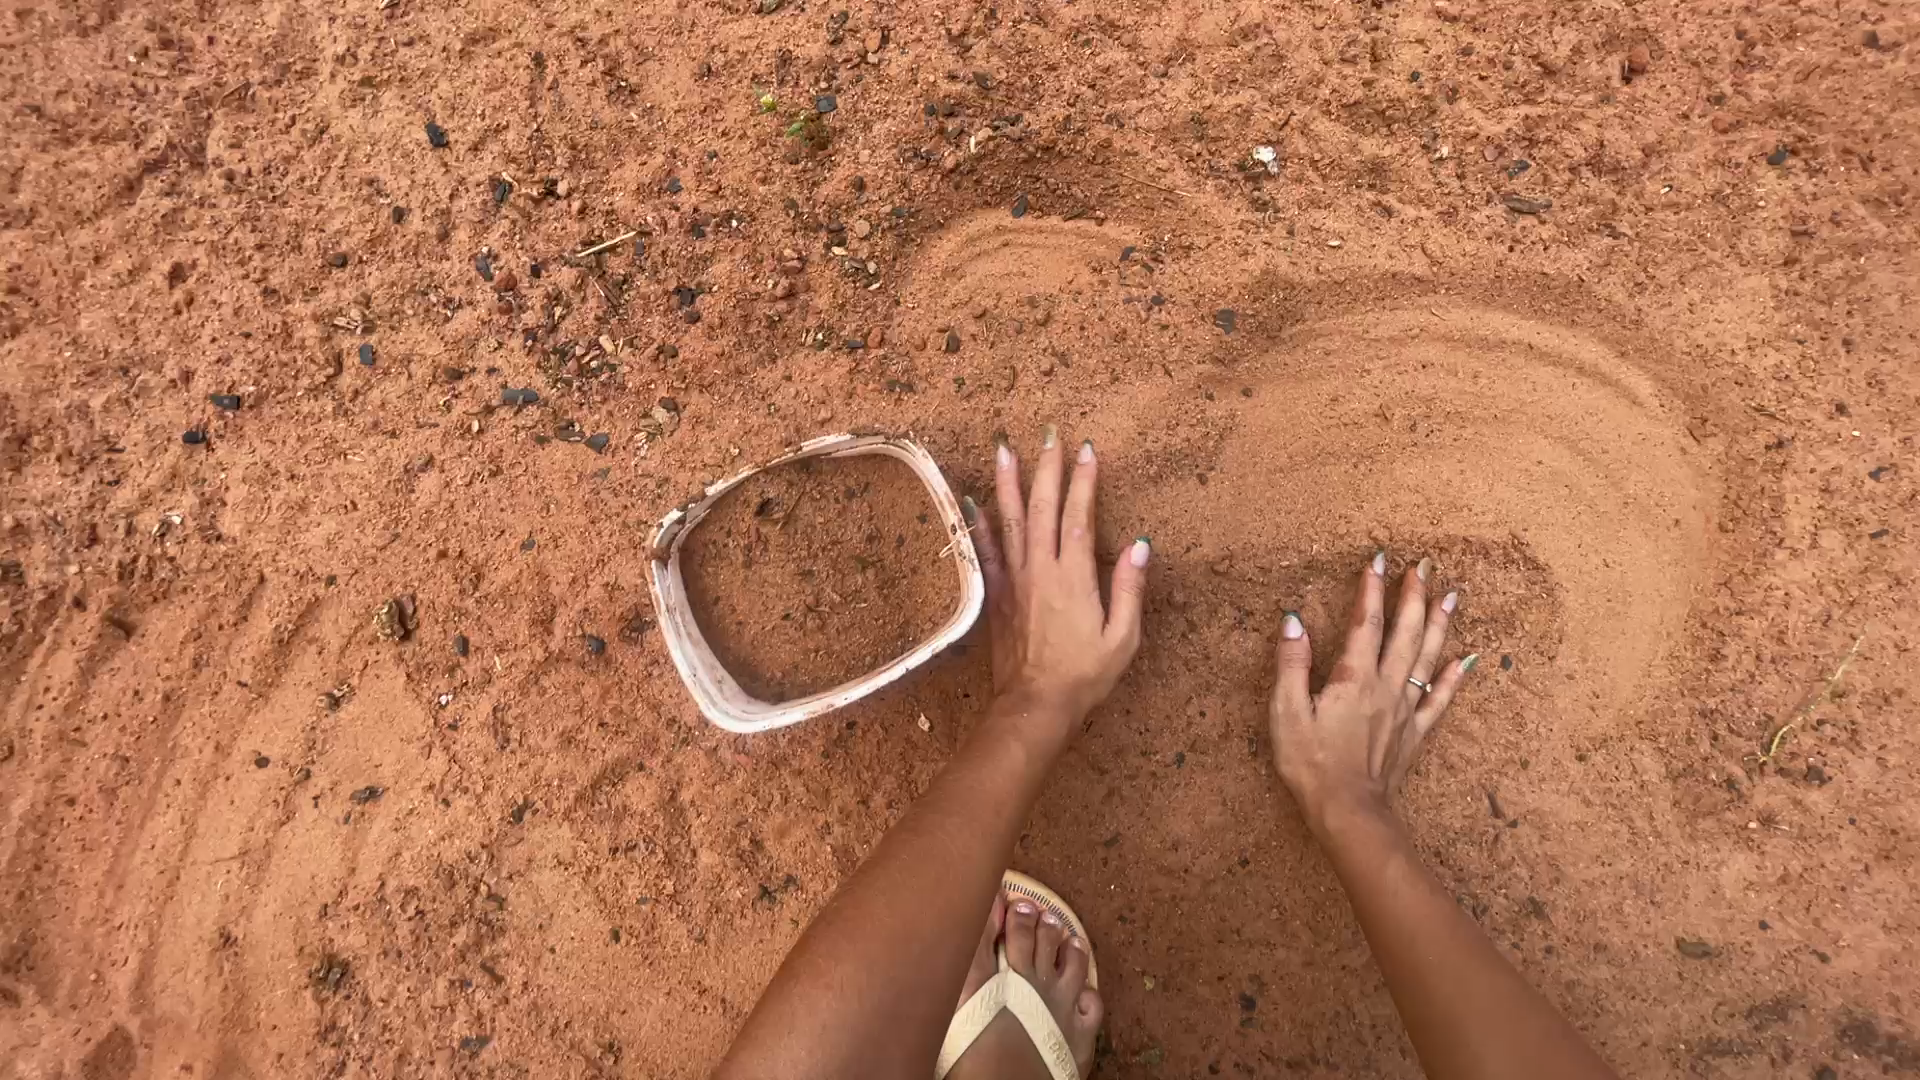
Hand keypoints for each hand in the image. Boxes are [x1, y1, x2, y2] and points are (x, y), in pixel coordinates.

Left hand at [966, 426, 1149, 725]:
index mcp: (1074, 577)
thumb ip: (1129, 589)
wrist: (1034, 705)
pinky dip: (978, 524)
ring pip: (1009, 521)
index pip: (1079, 516)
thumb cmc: (1084, 676)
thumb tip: (1140, 545)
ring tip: (1004, 449)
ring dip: (1007, 483)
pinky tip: (971, 500)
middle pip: (1043, 507)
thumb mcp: (1122, 638)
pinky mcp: (995, 595)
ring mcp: (1013, 580)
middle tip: (1051, 435)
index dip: (1083, 481)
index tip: (1087, 450)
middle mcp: (1040, 569)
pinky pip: (985, 552)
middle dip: (1048, 468)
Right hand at [1269, 552, 1477, 837]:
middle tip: (1424, 566)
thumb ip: (1291, 664)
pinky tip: (1467, 659)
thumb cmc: (1310, 762)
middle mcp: (1386, 687)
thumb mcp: (1286, 712)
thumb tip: (1293, 621)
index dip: (1371, 590)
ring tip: (1451, 595)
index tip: (1378, 559)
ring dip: (1440, 623)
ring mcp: (1406, 710)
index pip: (1366, 624)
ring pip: (1429, 657)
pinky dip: (1455, 676)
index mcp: (1354, 679)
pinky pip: (1441, 699)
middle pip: (1406, 633)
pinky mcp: (1415, 732)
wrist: (1348, 811)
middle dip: (1414, 596)